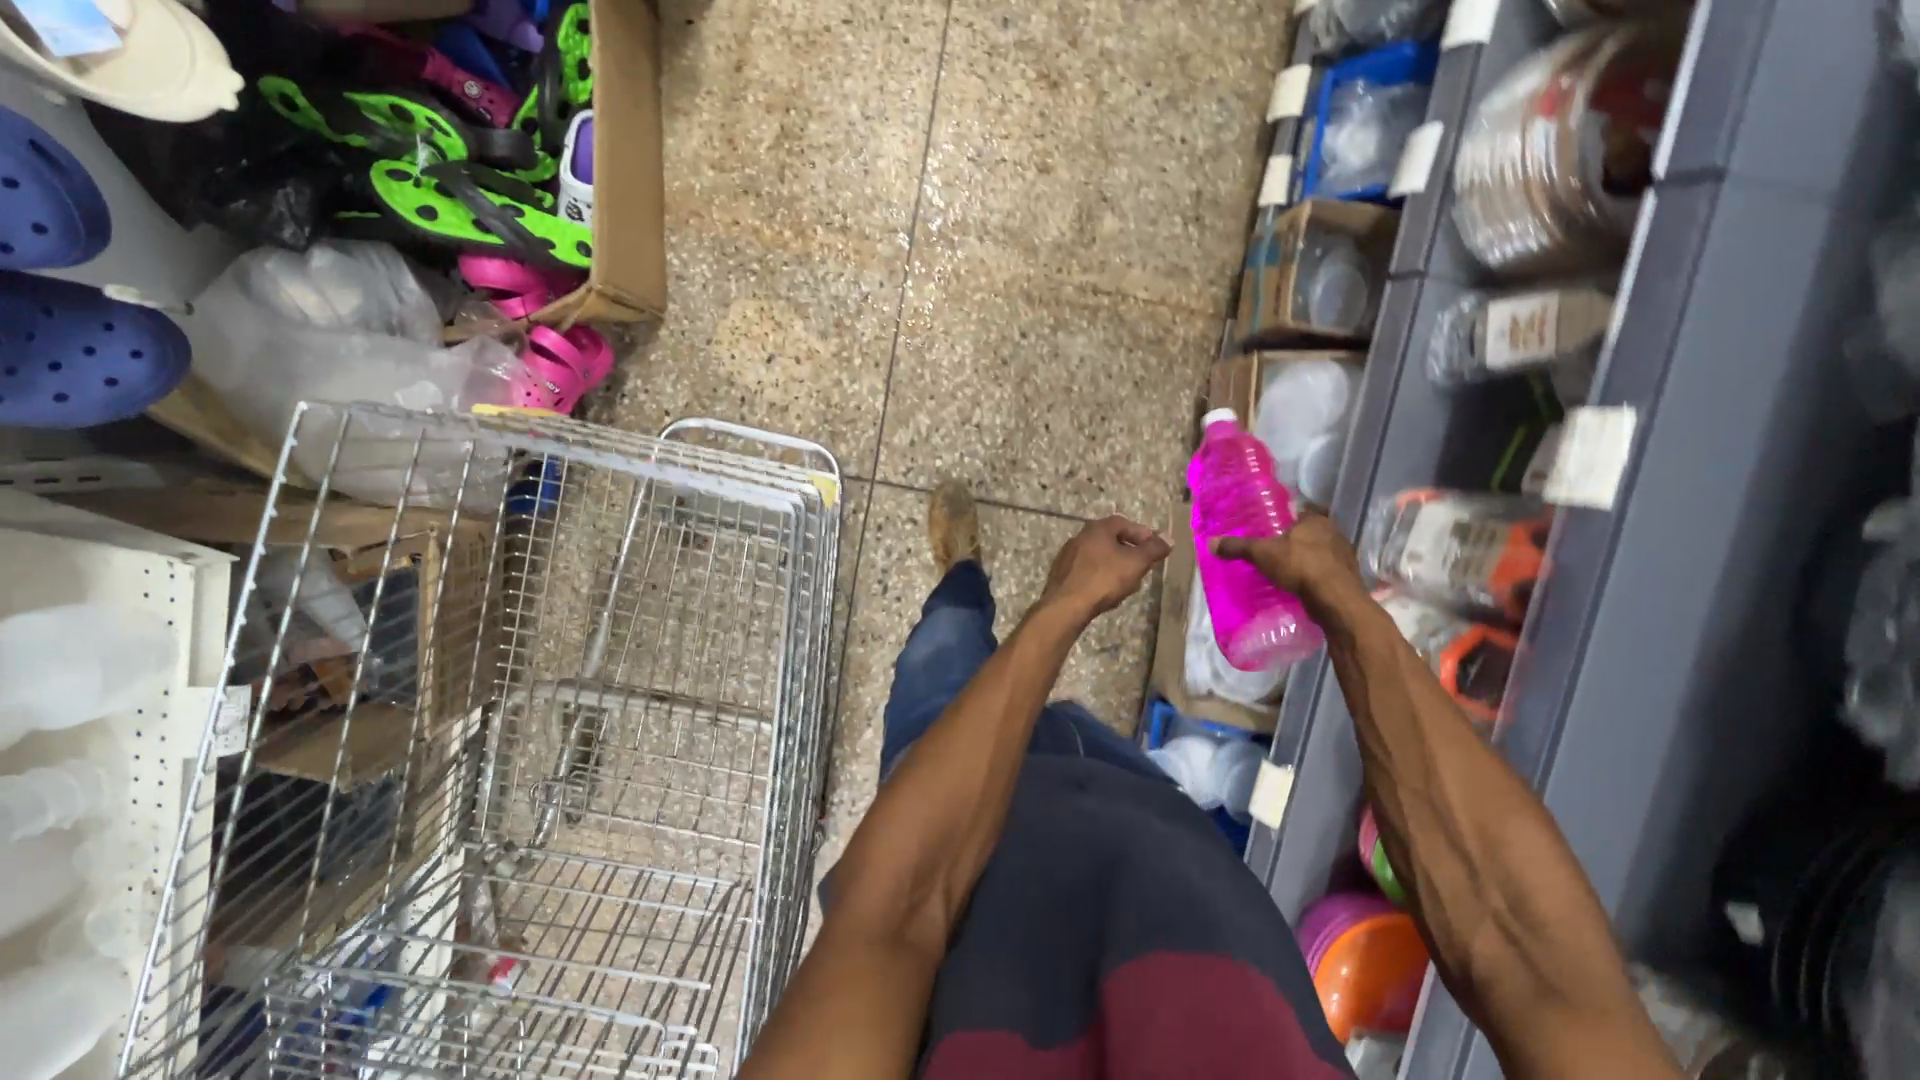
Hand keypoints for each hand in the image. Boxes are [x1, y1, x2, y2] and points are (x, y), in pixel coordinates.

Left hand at [1041, 515, 1172, 620]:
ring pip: (1099, 557)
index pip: (1123, 523)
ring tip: (1127, 583)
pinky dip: (1100, 578)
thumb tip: (1169, 538)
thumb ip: (1154, 549)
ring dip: (1115, 566)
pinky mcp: (1061, 575)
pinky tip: (1107, 594)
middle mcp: (1079, 537)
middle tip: (1142, 566)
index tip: (1154, 548)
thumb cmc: (1104, 579)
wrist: (1066, 605)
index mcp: (1097, 529)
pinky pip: (1087, 572)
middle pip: (1110, 540)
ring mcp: (1067, 556)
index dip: (1141, 534)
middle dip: (1129, 552)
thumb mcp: (1136, 563)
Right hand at [1212, 512, 1365, 614]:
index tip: (1272, 529)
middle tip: (1274, 551)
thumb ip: (1238, 547)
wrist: (1335, 599)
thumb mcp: (1262, 554)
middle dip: (1295, 541)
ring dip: (1307, 559)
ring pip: (1320, 552)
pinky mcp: (1347, 576)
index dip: (1287, 519)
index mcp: (1316, 520)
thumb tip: (1211, 542)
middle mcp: (1334, 532)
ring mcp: (1344, 555)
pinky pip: (1327, 571)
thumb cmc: (1300, 566)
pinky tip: (1301, 585)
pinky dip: (1315, 576)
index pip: (1301, 512)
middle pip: (1310, 533)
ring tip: (1285, 570)